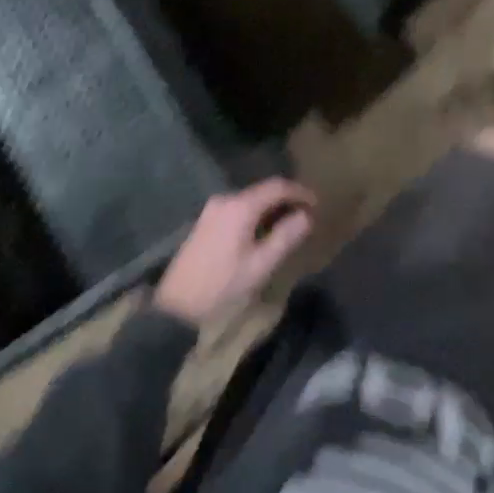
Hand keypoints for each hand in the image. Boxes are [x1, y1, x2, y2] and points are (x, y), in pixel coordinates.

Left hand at [153, 179, 314, 325]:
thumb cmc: (222, 286)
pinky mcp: (206, 222)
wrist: (175, 305)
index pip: (277, 187)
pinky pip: (239, 210)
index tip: (318, 205)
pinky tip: (263, 233)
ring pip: (251, 201)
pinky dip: (256, 216)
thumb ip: (285, 237)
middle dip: (287, 201)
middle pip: (263, 191)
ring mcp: (213, 210)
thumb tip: (306, 217)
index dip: (300, 193)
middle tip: (306, 218)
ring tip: (288, 227)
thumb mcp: (260, 266)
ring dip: (271, 210)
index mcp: (241, 207)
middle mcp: (226, 199)